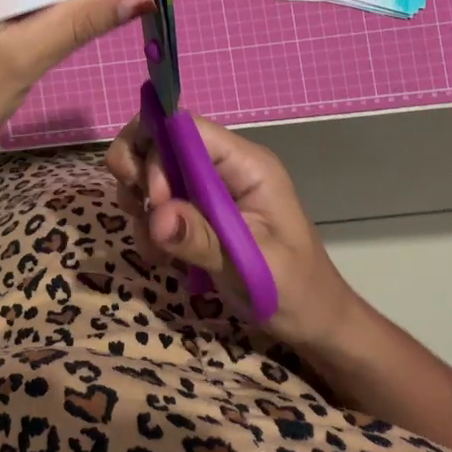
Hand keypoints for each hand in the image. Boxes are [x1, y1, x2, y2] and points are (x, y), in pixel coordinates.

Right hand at [106, 113, 361, 346]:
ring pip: (148, 168)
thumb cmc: (297, 292)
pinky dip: (146, 223)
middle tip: (138, 210)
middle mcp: (222, 166)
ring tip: (154, 245)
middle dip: (137, 171)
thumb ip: (203, 239)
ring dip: (138, 202)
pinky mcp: (194, 208)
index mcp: (247, 165)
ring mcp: (206, 186)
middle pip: (158, 138)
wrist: (314, 323)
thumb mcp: (253, 268)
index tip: (153, 198)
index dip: (158, 153)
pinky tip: (160, 255)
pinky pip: (153, 200)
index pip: (186, 128)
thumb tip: (156, 216)